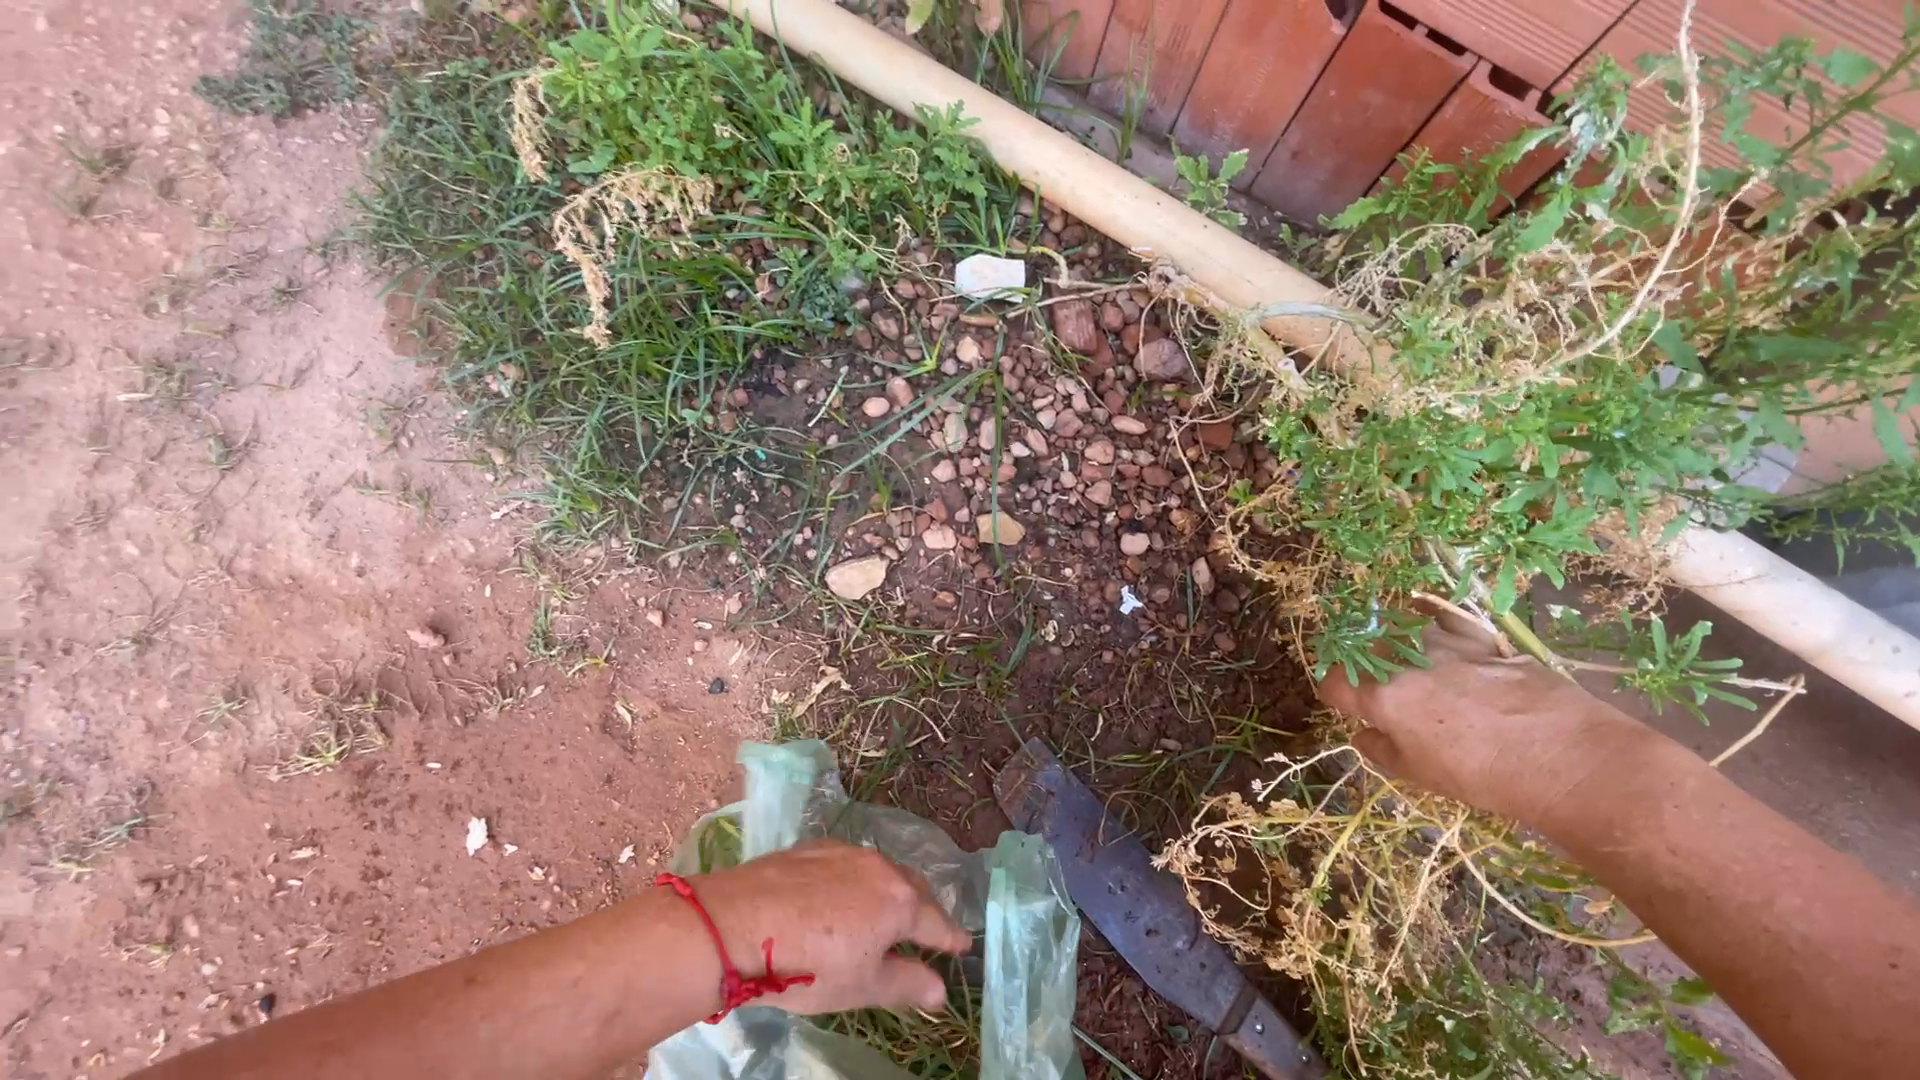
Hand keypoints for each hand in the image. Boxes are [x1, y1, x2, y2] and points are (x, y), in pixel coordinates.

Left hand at [686, 841, 971, 1014]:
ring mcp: (847, 852)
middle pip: (914, 889)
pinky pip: (849, 862)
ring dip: (889, 890)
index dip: (951, 937)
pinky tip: (841, 894)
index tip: (963, 945)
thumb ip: (906, 984)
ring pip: (881, 870)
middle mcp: (881, 868)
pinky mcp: (814, 847)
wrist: (739, 923)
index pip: (936, 922)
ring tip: (885, 910)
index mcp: (900, 903)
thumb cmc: (809, 966)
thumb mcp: (861, 987)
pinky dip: (857, 878)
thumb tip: (941, 990)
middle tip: (927, 929)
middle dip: (924, 909)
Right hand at [1315, 607, 1657, 825]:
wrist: (1570, 759)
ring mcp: (1445, 645)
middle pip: (1362, 650)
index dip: (1335, 695)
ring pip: (1399, 628)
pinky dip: (1427, 615)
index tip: (1346, 706)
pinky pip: (1442, 616)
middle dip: (1360, 665)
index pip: (1334, 683)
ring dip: (1391, 641)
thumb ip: (1382, 750)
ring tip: (1401, 656)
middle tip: (1375, 686)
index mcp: (1383, 698)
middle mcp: (1405, 662)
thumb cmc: (1487, 777)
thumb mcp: (1421, 776)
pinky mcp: (1481, 639)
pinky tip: (1425, 615)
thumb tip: (1364, 733)